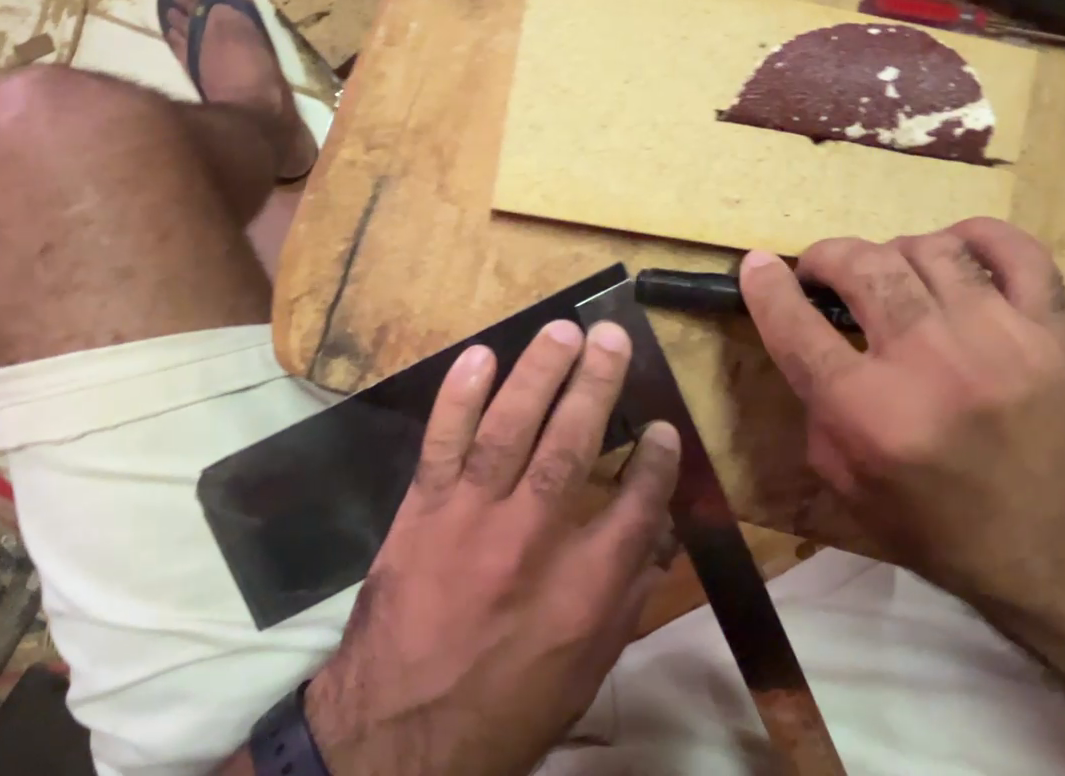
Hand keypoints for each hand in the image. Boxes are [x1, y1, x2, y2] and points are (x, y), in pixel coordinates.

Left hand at [303, 320, 681, 775]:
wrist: (399, 735)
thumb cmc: (505, 709)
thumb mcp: (585, 670)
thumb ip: (626, 597)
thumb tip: (659, 533)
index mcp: (585, 588)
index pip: (636, 503)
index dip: (657, 459)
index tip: (665, 425)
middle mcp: (533, 541)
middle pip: (573, 445)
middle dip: (597, 385)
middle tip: (613, 336)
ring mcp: (472, 518)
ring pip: (510, 428)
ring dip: (538, 373)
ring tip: (562, 329)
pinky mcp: (422, 510)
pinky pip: (442, 441)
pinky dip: (459, 395)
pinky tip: (479, 356)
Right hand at [739, 218, 1064, 606]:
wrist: (1048, 550)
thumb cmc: (929, 522)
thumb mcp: (840, 477)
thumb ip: (817, 401)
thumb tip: (805, 332)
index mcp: (868, 412)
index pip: (796, 324)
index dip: (766, 285)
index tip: (757, 265)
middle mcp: (930, 365)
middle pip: (863, 267)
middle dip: (827, 257)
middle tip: (824, 272)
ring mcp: (1000, 340)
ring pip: (929, 249)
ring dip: (892, 253)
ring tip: (891, 274)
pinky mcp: (1054, 333)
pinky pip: (1017, 251)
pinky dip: (978, 237)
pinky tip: (954, 250)